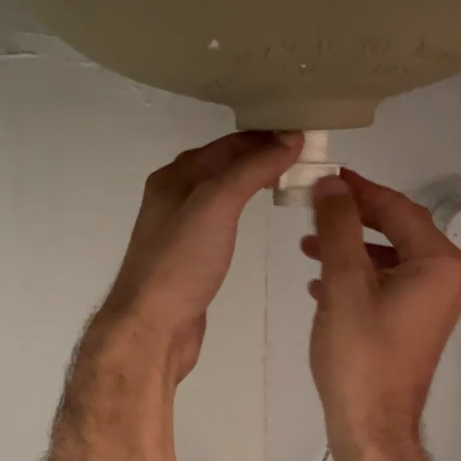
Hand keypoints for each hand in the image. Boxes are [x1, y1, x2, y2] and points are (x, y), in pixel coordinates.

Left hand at [97, 131, 300, 381]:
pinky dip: (244, 211)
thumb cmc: (181, 263)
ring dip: (254, 182)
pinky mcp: (190, 259)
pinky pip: (222, 222)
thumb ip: (251, 169)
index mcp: (174, 177)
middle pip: (224, 165)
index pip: (227, 144)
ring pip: (223, 194)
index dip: (265, 136)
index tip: (305, 133)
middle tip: (307, 156)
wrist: (153, 328)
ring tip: (292, 180)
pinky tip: (258, 218)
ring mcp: (180, 230)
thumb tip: (290, 137)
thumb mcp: (216, 205)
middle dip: (262, 156)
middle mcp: (174, 197)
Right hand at [303, 170, 460, 454]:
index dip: (358, 190)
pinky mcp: (414, 326)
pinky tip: (320, 286)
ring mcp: (431, 305)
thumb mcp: (344, 284)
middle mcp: (444, 279)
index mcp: (439, 263)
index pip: (397, 208)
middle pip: (396, 231)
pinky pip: (386, 286)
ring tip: (308, 249)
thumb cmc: (360, 355)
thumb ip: (338, 228)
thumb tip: (331, 185)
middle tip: (313, 211)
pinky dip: (356, 278)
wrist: (371, 427)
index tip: (323, 178)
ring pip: (388, 260)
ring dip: (349, 250)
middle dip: (352, 221)